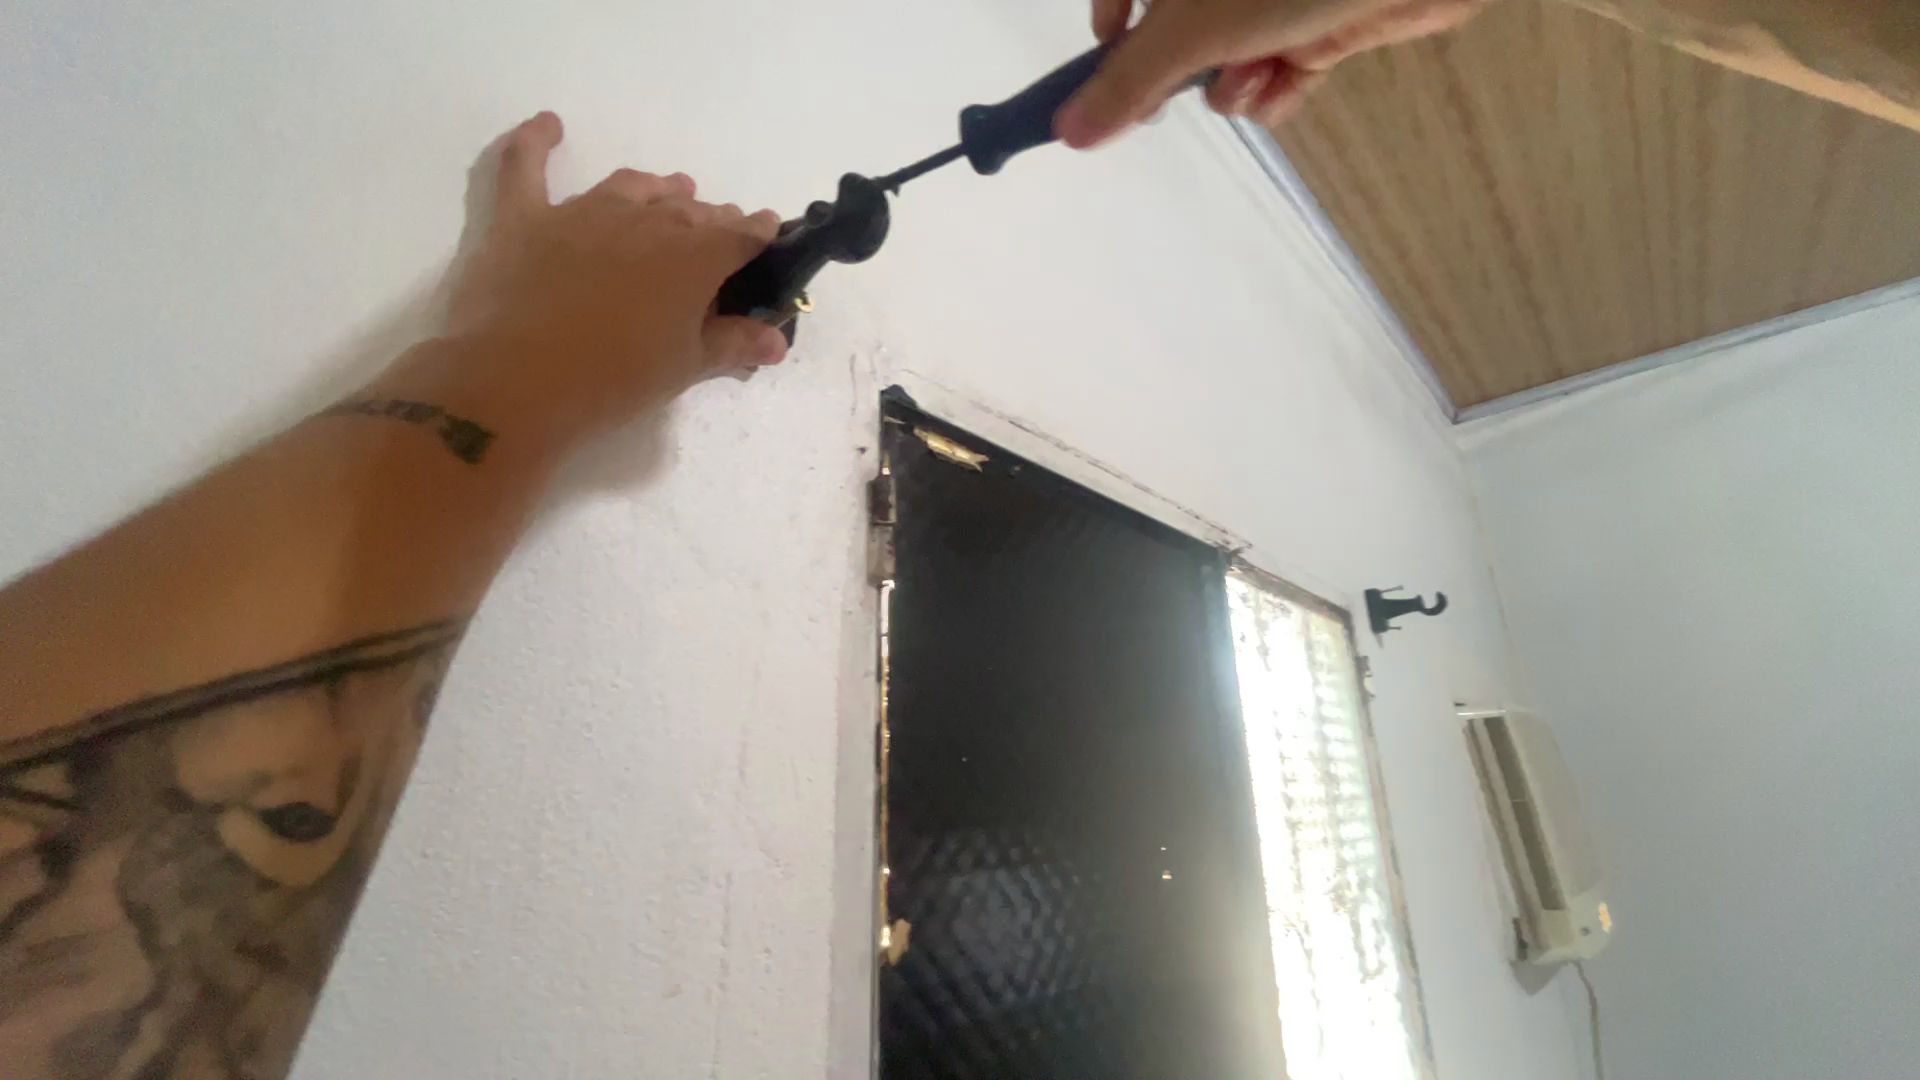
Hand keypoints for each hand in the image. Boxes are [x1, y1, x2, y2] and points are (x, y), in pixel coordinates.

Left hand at [422, 112, 788, 445]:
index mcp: (691, 260)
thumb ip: (733, 344)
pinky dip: (536, 142)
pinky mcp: (524, 219)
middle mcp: (643, 224)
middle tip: (720, 227)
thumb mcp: (686, 367)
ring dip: (656, 188)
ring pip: (629, 188)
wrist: (521, 381)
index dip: (758, 231)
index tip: (769, 227)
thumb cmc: (619, 379)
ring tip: (672, 189)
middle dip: (710, 217)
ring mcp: (581, 215)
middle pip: (687, 211)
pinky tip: (548, 125)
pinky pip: (525, 167)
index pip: (738, 236)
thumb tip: (775, 340)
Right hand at [1056, 0, 1492, 146]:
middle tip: (1191, 82)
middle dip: (1187, 67)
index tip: (1107, 55)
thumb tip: (1066, 131)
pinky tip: (1290, 77)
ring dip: (1236, 83)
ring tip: (1260, 70)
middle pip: (1177, 32)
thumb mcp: (1191, 24)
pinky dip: (1278, 88)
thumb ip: (1127, 81)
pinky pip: (1276, 70)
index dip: (1111, 23)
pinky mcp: (1318, 22)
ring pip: (1226, 60)